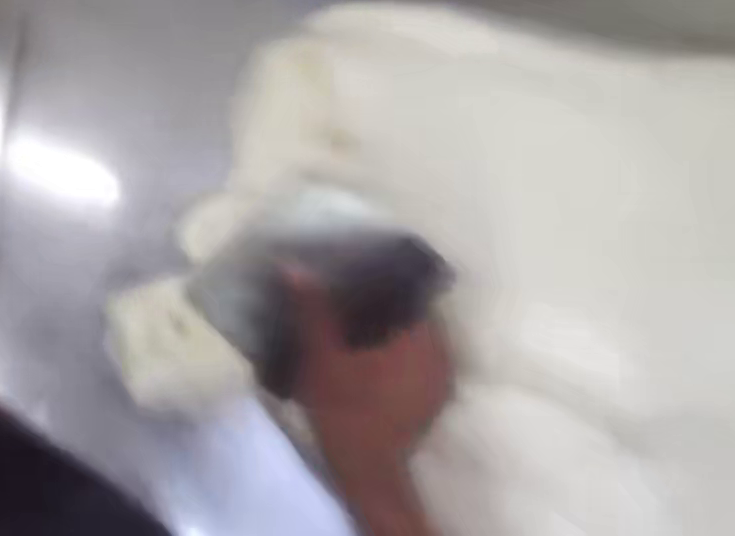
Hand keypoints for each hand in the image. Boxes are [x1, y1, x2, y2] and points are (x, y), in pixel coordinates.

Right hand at [287, 269, 451, 494]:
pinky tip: (362, 343)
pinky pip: (415, 355)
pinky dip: (392, 344)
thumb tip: (295, 266)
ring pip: (415, 334)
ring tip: (350, 310)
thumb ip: (312, 308)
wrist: (367, 470)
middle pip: (413, 311)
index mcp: (419, 341)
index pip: (410, 292)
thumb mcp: (321, 352)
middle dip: (381, 297)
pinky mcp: (430, 398)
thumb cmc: (345, 406)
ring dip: (387, 321)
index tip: (354, 263)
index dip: (382, 275)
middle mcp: (440, 357)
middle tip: (345, 283)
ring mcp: (439, 380)